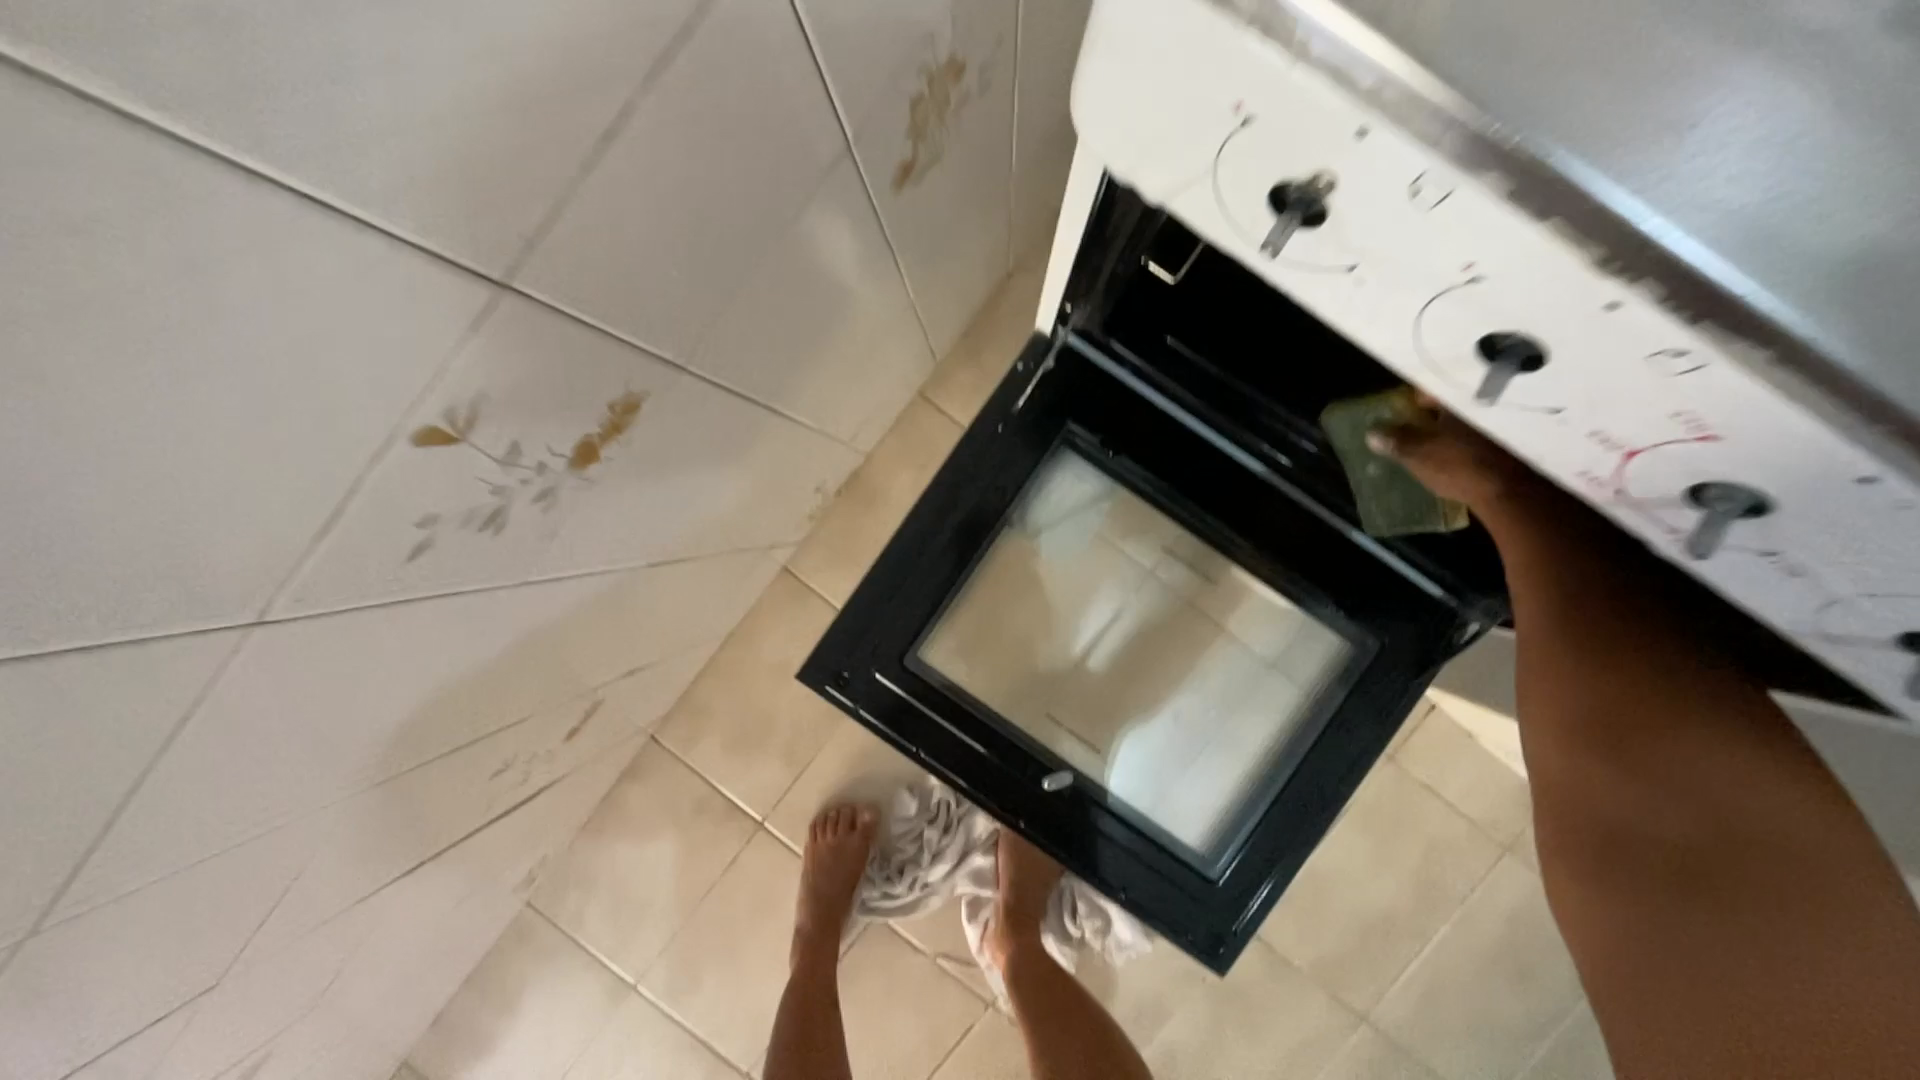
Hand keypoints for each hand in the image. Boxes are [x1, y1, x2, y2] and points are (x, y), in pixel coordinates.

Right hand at [1366, 393, 1542, 512]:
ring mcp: (1502, 426)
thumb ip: (1395, 441)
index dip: (1414, 401)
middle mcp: (1483, 406)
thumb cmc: (1459, 465)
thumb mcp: (1418, 454)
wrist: (1510, 492)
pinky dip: (1470, 445)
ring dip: (1455, 431)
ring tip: (1439, 447)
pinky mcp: (1514, 447)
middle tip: (1418, 431)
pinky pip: (1485, 439)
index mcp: (1458, 401)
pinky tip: (1461, 460)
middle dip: (1436, 416)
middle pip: (1452, 406)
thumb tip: (1372, 432)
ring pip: (1470, 422)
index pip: (1430, 391)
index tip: (1403, 413)